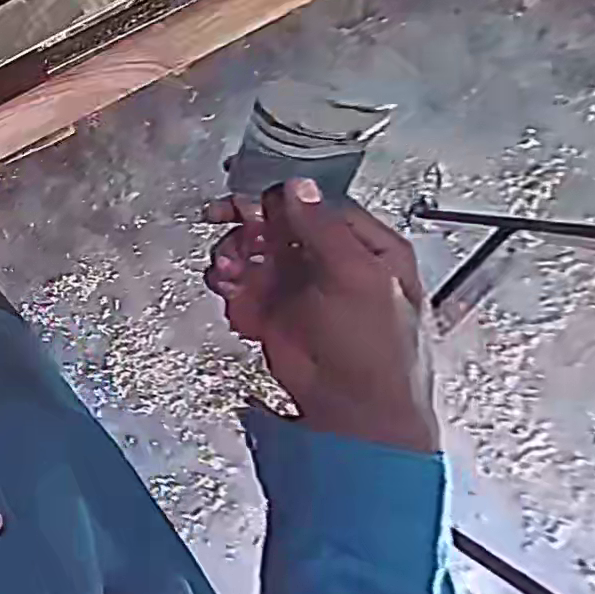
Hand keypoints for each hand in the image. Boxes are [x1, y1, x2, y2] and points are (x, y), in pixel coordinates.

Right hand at [202, 179, 439, 452]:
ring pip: (247, 243)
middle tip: (221, 217)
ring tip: (230, 269)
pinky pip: (232, 274)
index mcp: (364, 246)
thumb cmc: (373, 348)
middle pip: (272, 219)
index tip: (249, 192)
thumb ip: (323, 229)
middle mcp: (324, 257)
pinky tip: (227, 286)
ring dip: (230, 250)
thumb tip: (297, 187)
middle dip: (244, 220)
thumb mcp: (357, 278)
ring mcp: (292, 279)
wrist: (347, 406)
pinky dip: (222, 276)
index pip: (315, 202)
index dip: (279, 195)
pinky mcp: (263, 300)